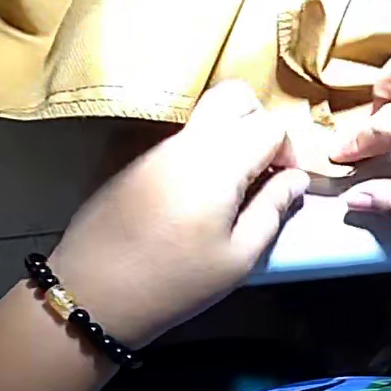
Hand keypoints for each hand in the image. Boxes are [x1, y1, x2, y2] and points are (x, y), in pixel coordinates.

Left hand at [48, 81, 308, 346]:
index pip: (269, 127)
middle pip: (235, 97)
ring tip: (229, 185)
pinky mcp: (128, 151)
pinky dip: (198, 145)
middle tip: (262, 170)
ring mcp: (152, 141)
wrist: (95, 292)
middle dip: (259, 125)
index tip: (285, 185)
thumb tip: (296, 178)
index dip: (288, 153)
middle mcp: (184, 138)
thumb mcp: (238, 257)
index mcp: (217, 163)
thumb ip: (273, 209)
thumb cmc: (175, 282)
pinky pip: (175, 130)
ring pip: (203, 111)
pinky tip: (192, 189)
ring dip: (229, 134)